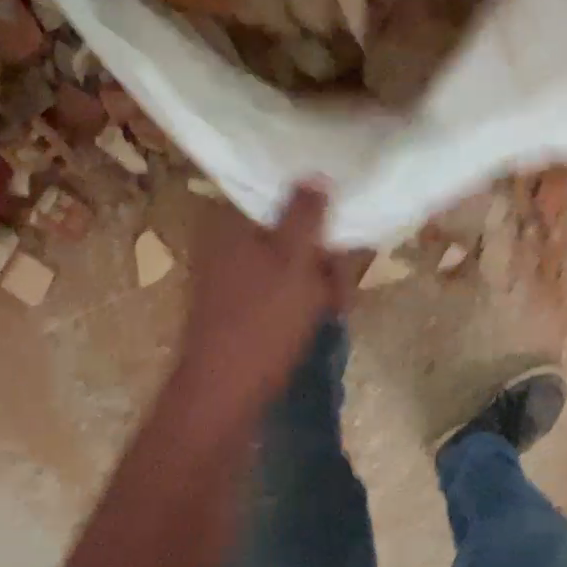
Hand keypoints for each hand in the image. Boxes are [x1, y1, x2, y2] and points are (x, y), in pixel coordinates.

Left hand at [176, 183, 348, 415]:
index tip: (343, 243)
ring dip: (316, 289)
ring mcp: (227, 283)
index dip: (319, 220)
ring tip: (332, 313)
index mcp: (231, 223)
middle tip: (340, 291)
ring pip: (287, 271)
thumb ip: (306, 213)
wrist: (223, 393)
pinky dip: (298, 309)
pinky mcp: (234, 315)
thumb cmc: (262, 322)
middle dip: (322, 261)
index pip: (284, 201)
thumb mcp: (294, 260)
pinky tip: (313, 328)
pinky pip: (276, 298)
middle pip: (289, 237)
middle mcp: (223, 246)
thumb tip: (317, 173)